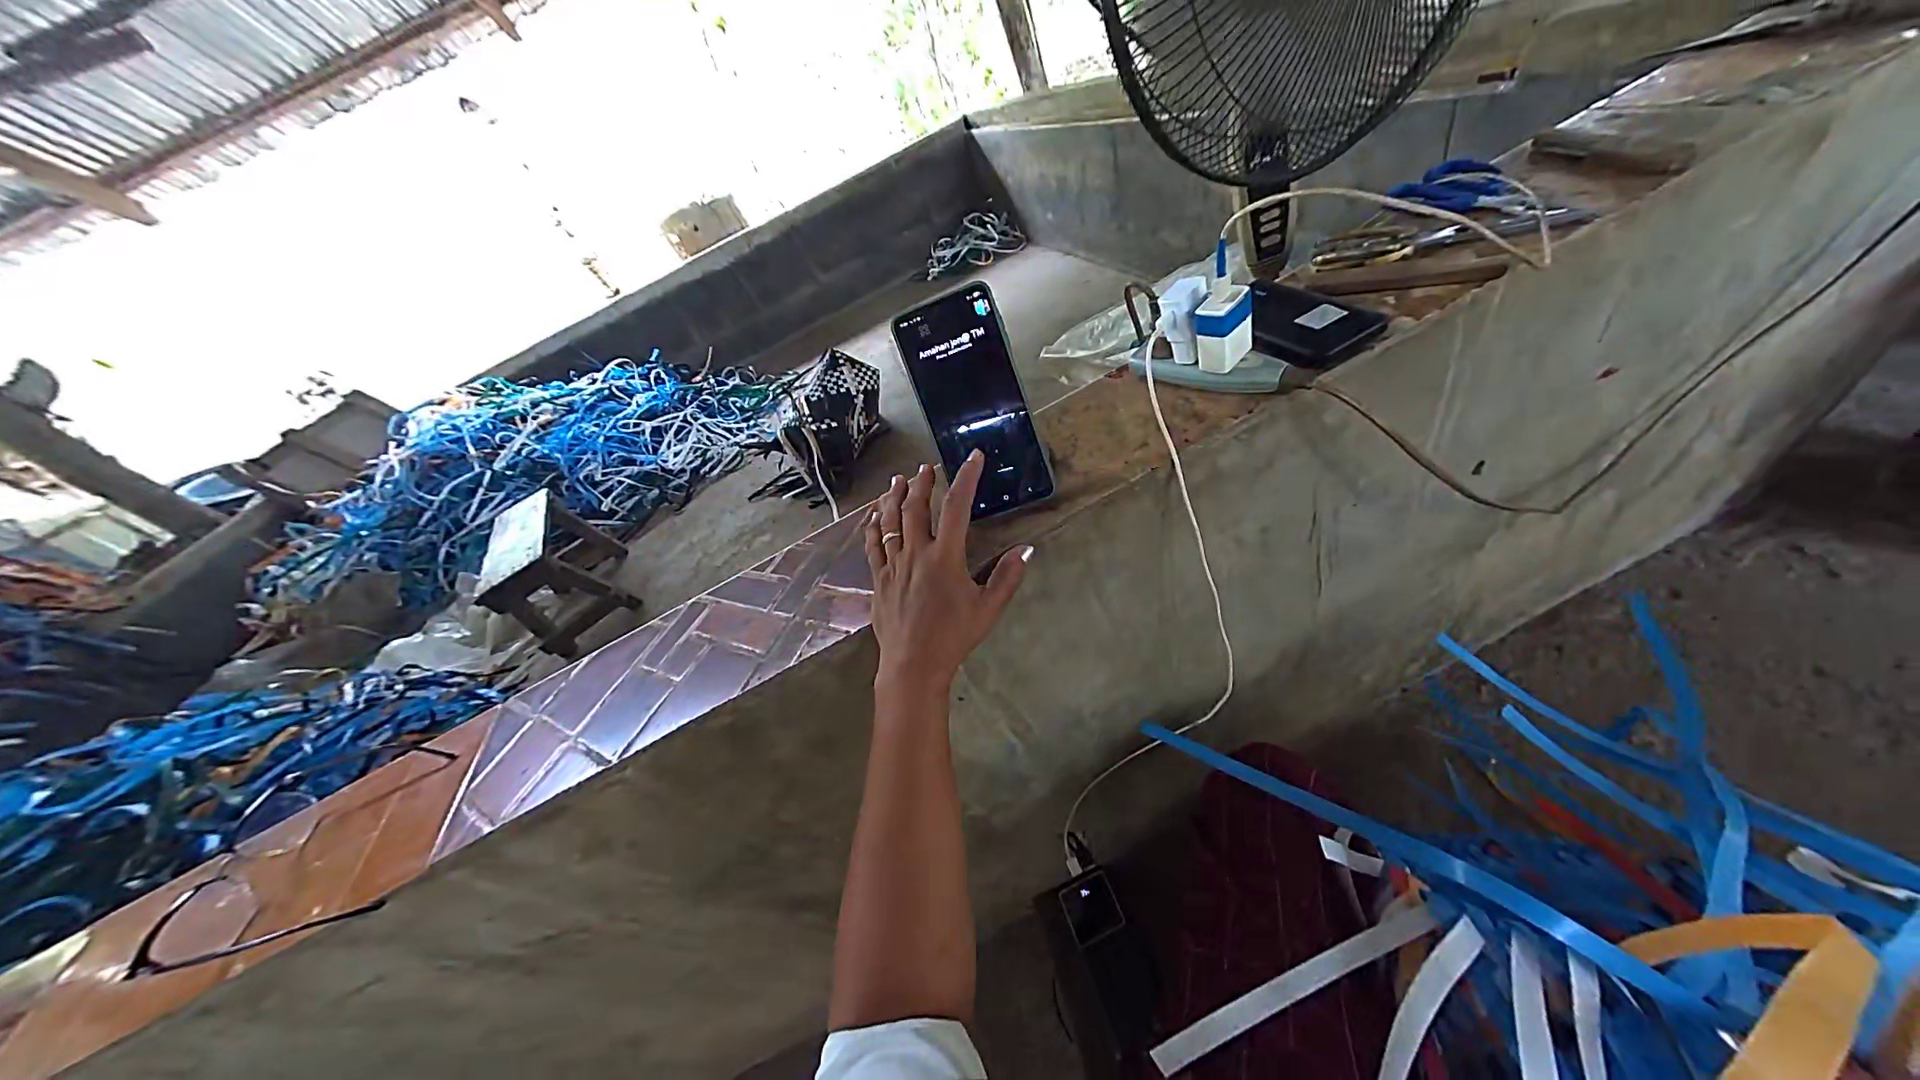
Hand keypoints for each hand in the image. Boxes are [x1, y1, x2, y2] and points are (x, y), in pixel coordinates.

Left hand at [864, 451, 1030, 698]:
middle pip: (916, 507)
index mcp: (945, 557)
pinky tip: (872, 515)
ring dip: (894, 497)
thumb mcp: (988, 609)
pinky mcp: (878, 579)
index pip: (957, 507)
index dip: (966, 478)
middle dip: (922, 483)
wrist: (913, 665)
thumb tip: (1026, 550)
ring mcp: (893, 565)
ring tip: (897, 480)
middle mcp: (916, 553)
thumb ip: (1007, 577)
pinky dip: (872, 526)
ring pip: (890, 521)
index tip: (973, 458)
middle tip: (926, 468)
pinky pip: (872, 545)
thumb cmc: (954, 637)